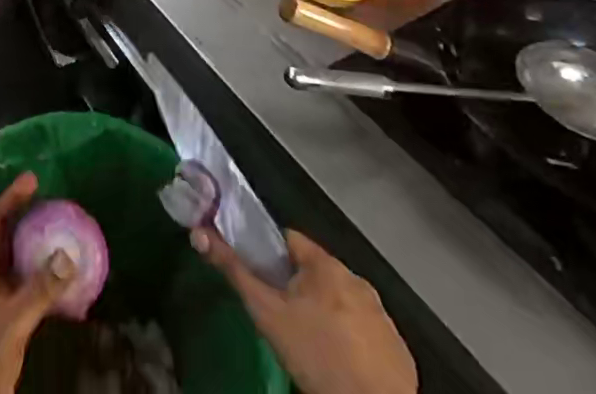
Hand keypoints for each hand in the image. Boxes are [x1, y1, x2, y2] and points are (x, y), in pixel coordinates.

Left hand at [0, 172, 73, 393]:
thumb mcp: (9, 324)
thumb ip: (38, 291)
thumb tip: (68, 256)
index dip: (10, 199)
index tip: (33, 179)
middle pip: (1, 237)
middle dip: (25, 217)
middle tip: (54, 201)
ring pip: (12, 260)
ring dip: (34, 246)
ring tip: (61, 228)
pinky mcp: (1, 318)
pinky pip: (22, 284)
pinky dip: (40, 275)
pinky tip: (62, 274)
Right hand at [193, 226, 416, 393]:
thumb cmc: (315, 355)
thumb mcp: (266, 313)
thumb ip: (234, 270)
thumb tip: (198, 234)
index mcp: (326, 265)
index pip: (289, 239)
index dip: (267, 252)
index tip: (257, 275)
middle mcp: (357, 279)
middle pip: (313, 271)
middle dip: (294, 286)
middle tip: (276, 313)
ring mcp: (381, 314)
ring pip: (338, 300)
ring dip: (321, 310)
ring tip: (305, 341)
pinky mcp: (396, 347)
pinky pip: (362, 329)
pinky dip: (347, 337)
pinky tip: (336, 361)